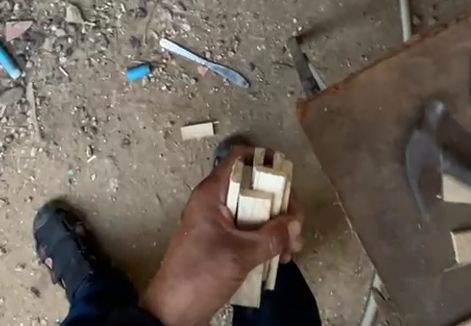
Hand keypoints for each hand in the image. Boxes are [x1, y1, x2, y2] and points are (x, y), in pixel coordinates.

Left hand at [140, 146, 303, 325]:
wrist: (172, 312)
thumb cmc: (201, 274)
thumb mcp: (239, 255)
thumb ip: (270, 237)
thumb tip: (295, 223)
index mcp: (213, 193)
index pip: (239, 159)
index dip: (264, 160)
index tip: (287, 173)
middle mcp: (215, 202)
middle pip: (253, 188)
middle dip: (279, 204)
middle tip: (297, 227)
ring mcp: (218, 223)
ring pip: (254, 213)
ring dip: (276, 227)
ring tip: (293, 250)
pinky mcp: (222, 243)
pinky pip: (248, 232)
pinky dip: (266, 241)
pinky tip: (281, 258)